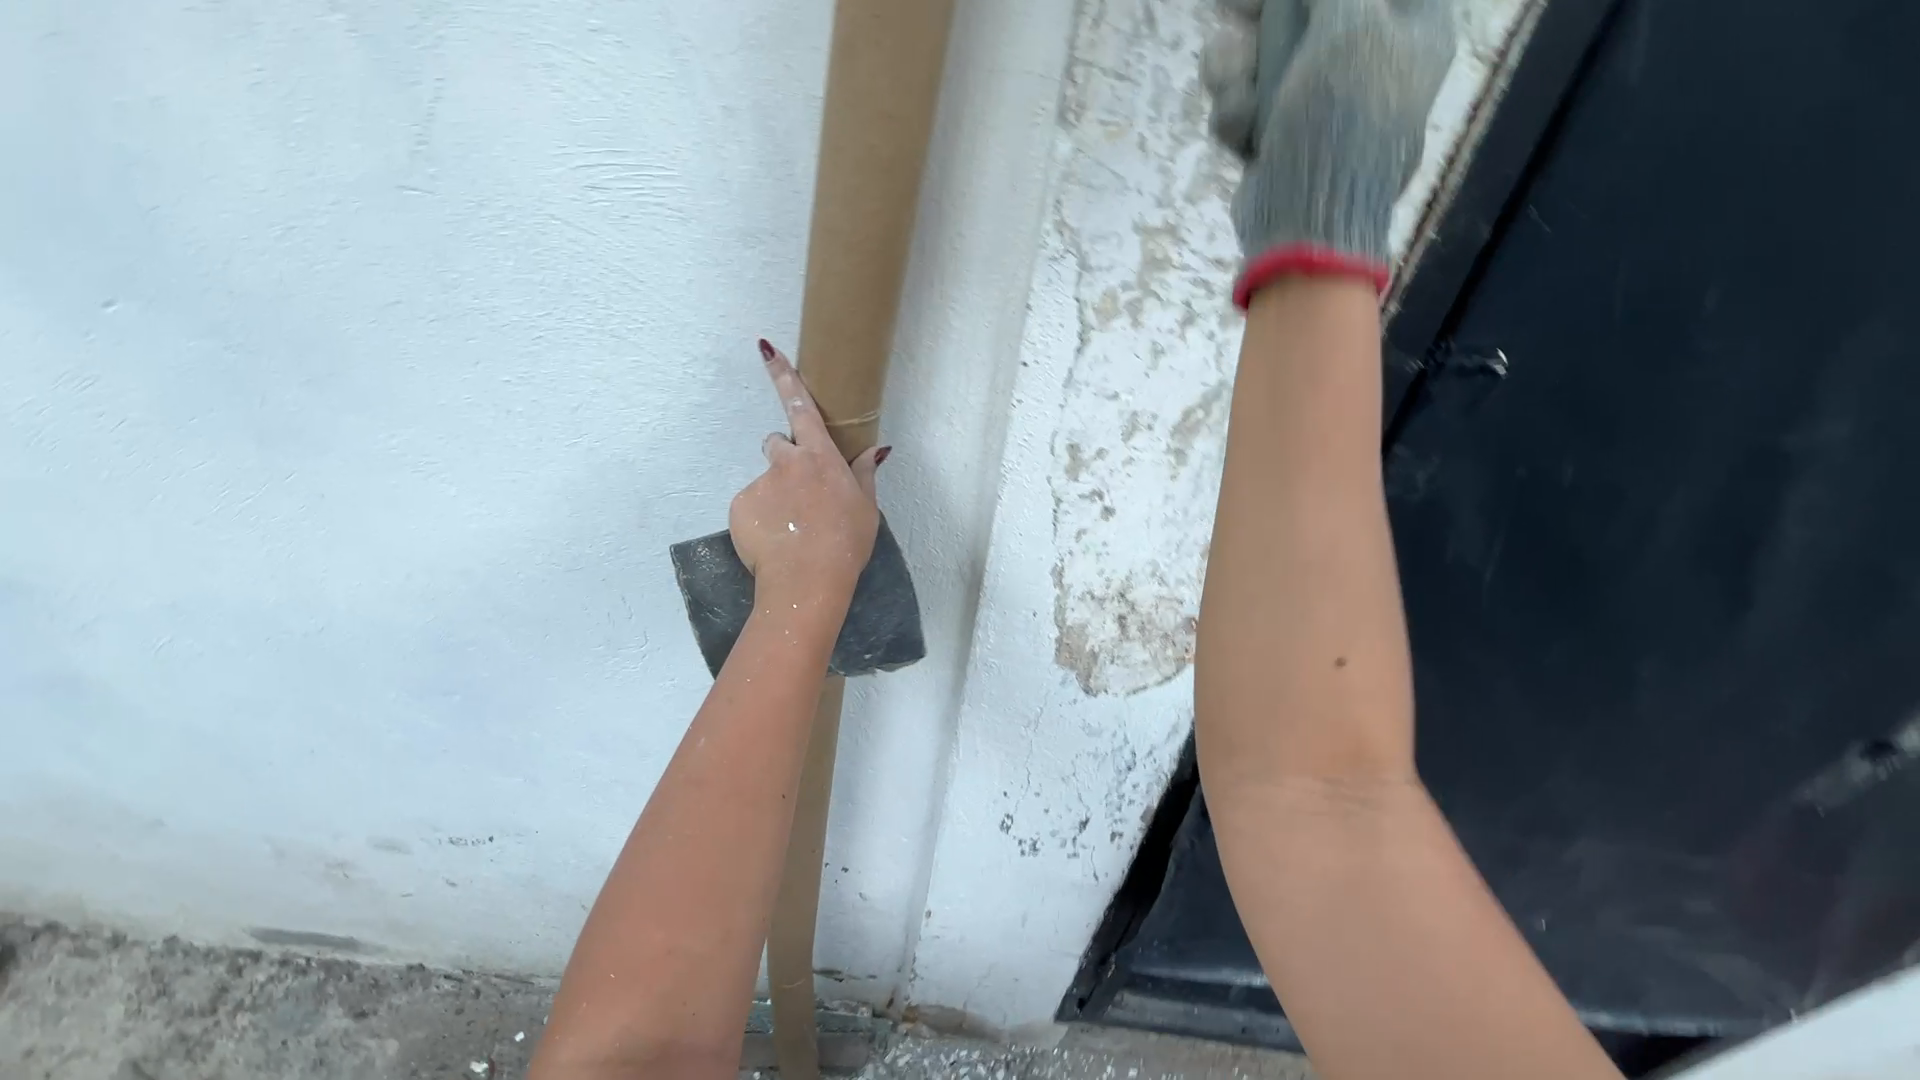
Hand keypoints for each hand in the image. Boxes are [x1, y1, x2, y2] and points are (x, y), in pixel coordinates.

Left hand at [728, 339, 884, 612]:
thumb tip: (877, 450)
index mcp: (821, 458)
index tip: (767, 350)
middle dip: (785, 460)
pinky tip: (775, 541)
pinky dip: (760, 518)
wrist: (807, 582)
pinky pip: (750, 506)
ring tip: (791, 530)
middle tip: (799, 496)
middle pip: (777, 444)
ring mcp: (760, 484)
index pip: (801, 408)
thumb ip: (865, 474)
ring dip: (775, 496)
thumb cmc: (845, 545)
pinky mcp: (740, 506)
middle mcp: (787, 462)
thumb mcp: (866, 509)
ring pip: (766, 481)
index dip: (784, 376)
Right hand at [1201, 0, 1454, 305]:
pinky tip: (1241, 134)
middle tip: (1225, 8)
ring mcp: (1320, 97)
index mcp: (1412, 24)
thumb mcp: (1349, 26)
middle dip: (1258, 18)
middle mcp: (1368, 55)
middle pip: (1302, 8)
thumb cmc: (1340, 123)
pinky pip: (1248, 99)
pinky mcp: (1281, 131)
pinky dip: (1237, 114)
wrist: (1305, 226)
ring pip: (1262, 51)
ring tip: (1237, 94)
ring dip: (1236, 71)